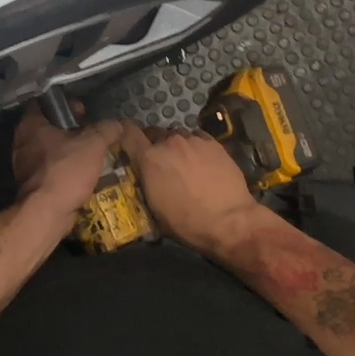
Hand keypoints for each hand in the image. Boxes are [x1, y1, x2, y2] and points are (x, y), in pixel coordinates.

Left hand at [11, 100, 124, 227]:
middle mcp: (22, 141)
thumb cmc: (65, 171)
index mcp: (30, 124)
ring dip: (69, 150)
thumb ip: (106, 129)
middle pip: (48, 126)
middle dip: (71, 129)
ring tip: (91, 155)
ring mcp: (24, 163)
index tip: (84, 112)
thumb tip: (116, 124)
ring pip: (49, 149)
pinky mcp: (31, 183)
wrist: (46, 213)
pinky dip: (64, 168)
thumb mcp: (93, 144)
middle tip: (91, 134)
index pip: (44, 102)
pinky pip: (50, 168)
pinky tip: (82, 174)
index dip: (66, 103)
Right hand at [122, 122, 271, 256]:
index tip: (127, 141)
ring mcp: (193, 140)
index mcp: (149, 158)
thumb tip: (143, 175)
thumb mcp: (154, 208)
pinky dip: (195, 146)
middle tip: (159, 161)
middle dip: (154, 144)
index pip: (128, 133)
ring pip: (177, 135)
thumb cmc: (187, 223)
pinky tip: (201, 160)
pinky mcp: (214, 143)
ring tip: (183, 162)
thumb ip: (145, 183)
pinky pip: (197, 137)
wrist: (229, 221)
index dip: (125, 134)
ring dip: (176, 145)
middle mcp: (169, 142)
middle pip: (155, 133)